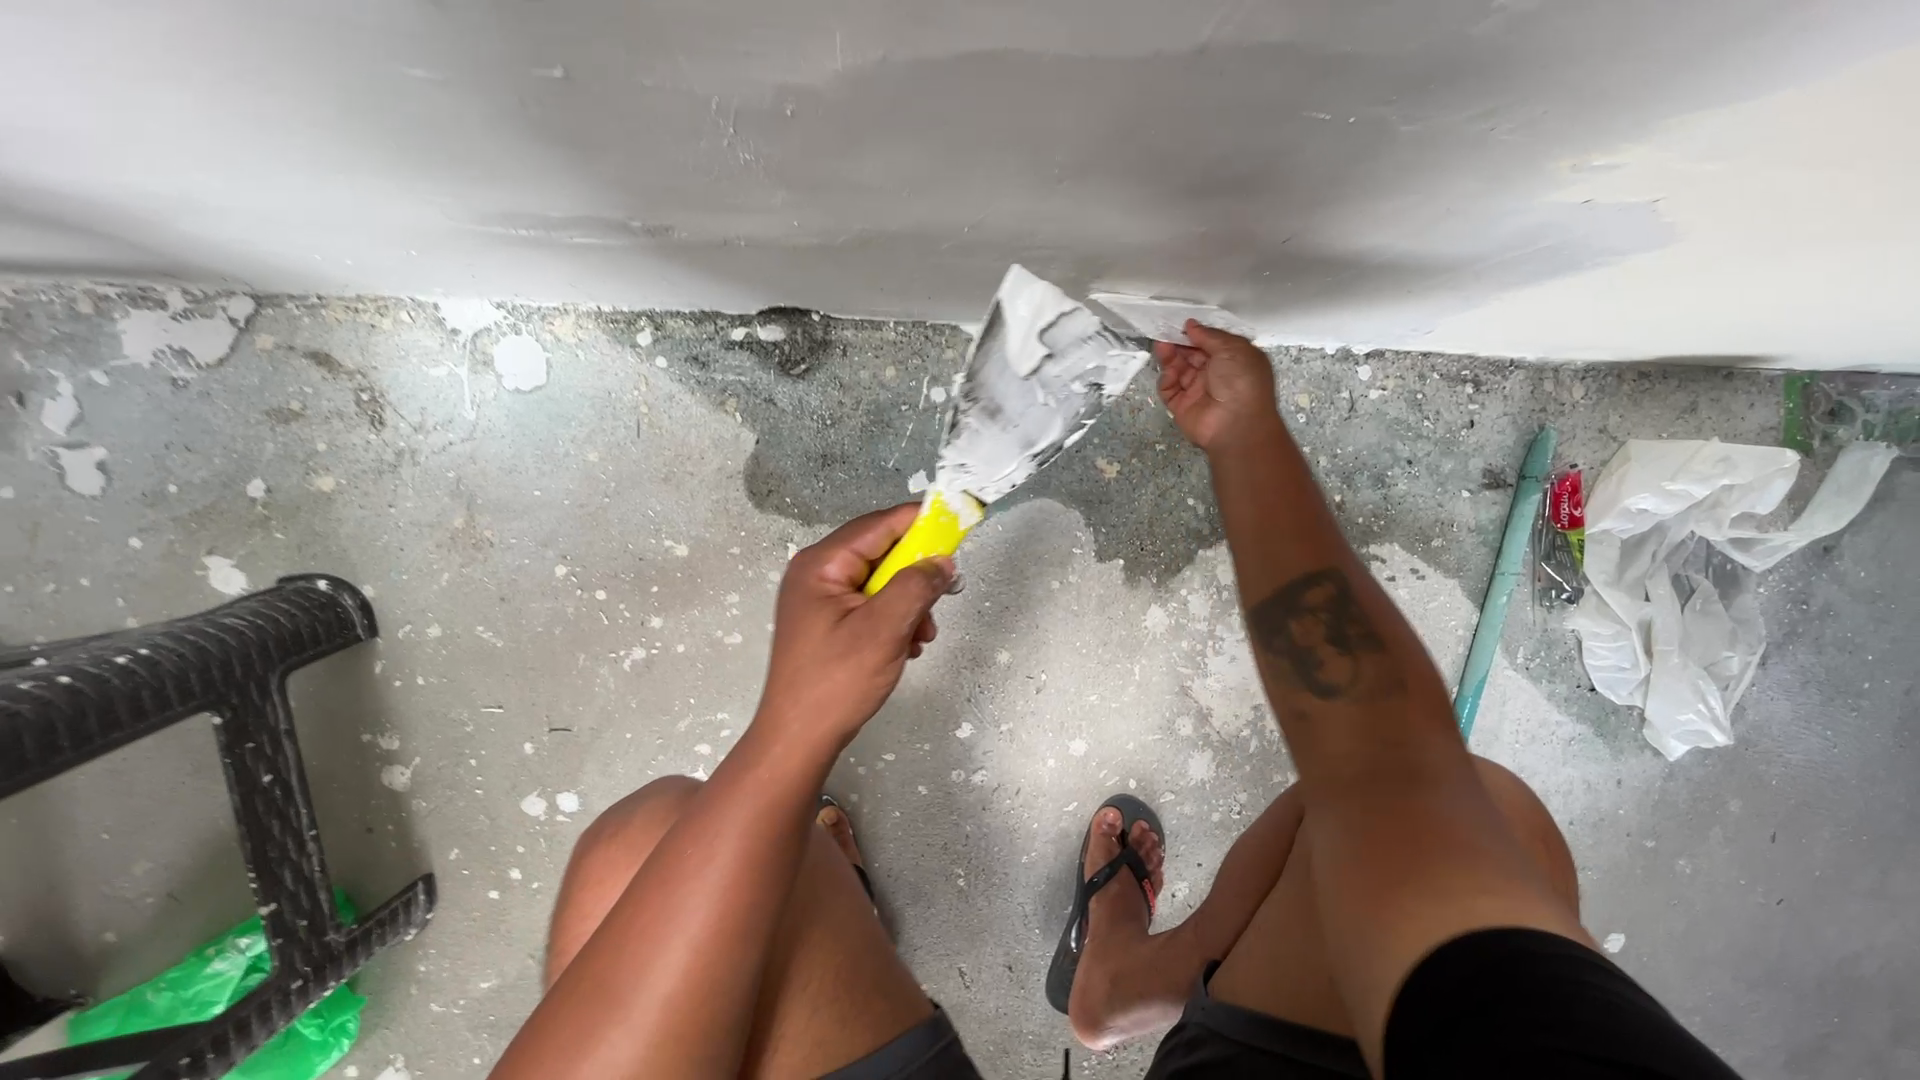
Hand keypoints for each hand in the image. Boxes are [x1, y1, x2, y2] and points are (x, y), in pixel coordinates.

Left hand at [755, 503, 955, 754]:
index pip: (878, 525)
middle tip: (940, 599)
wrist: (799, 738)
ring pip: (881, 582)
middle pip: (880, 553)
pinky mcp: (829, 623)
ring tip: (921, 636)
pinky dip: (895, 620)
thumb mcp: (884, 629)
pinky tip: (906, 646)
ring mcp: (821, 599)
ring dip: (909, 603)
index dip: (919, 523)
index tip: (957, 526)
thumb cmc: (836, 681)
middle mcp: (817, 573)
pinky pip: (872, 605)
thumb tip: (943, 561)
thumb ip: (916, 586)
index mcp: (820, 564)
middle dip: (915, 575)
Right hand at [1155, 321, 1281, 453]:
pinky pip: (1169, 389)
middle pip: (1191, 355)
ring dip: (1170, 357)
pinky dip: (1167, 379)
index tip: (1183, 325)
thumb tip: (1191, 325)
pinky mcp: (1181, 405)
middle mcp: (1215, 374)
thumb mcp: (1232, 348)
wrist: (1236, 424)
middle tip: (1165, 333)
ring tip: (1162, 347)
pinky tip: (1170, 372)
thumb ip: (1209, 335)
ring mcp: (1197, 391)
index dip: (1196, 334)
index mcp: (1233, 360)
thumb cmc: (1241, 380)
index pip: (1210, 343)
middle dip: (1179, 343)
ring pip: (1178, 369)